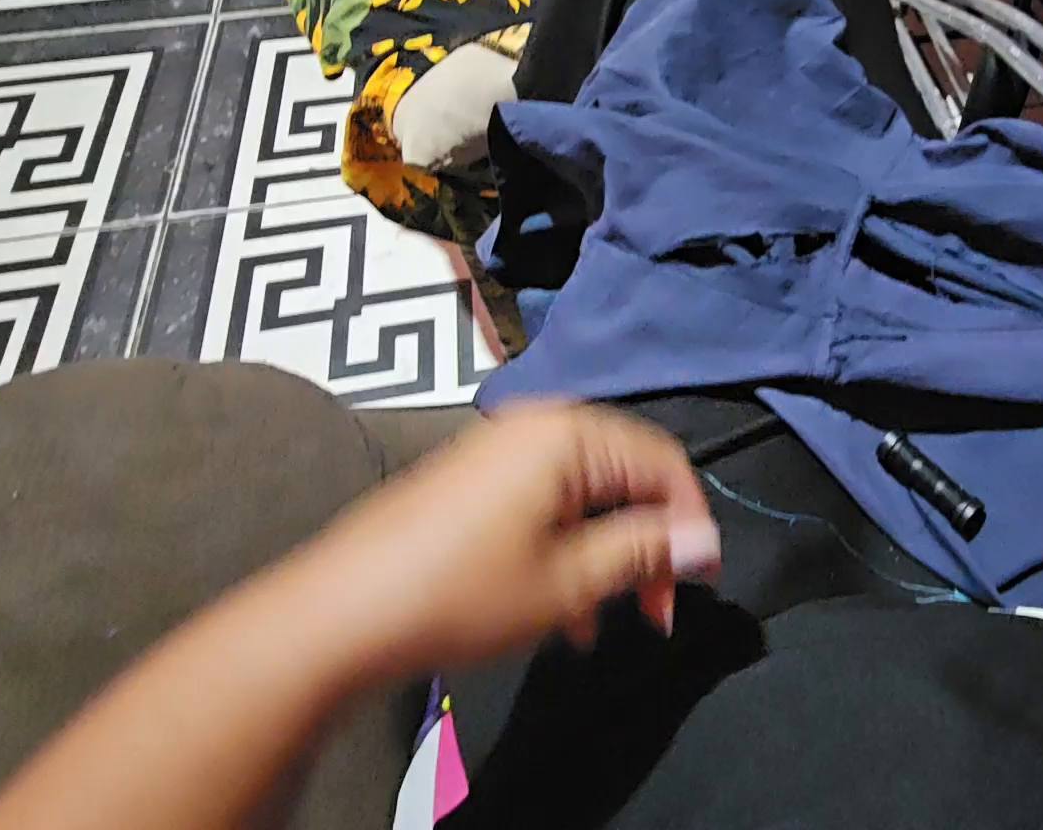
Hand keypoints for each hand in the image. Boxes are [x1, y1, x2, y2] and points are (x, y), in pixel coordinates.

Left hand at [278, 402, 721, 683]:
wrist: (337, 613)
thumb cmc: (461, 591)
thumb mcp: (568, 579)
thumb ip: (645, 551)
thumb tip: (705, 540)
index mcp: (569, 434)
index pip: (662, 463)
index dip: (689, 523)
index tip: (697, 582)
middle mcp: (540, 425)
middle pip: (625, 476)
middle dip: (646, 543)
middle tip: (654, 608)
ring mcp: (504, 447)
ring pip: (587, 495)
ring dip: (606, 553)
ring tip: (602, 617)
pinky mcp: (479, 474)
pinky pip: (548, 500)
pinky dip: (567, 545)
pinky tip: (561, 606)